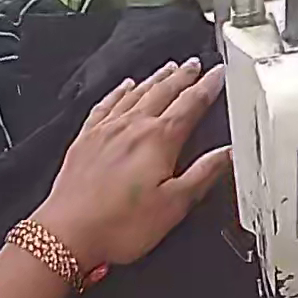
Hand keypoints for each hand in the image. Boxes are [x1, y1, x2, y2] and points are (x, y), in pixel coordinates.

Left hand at [31, 57, 229, 270]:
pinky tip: (124, 86)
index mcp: (158, 141)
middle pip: (163, 92)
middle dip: (183, 77)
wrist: (68, 233)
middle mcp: (131, 127)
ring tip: (169, 69)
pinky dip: (119, 91)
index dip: (208, 87)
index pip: (190, 105)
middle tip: (195, 65)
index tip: (218, 74)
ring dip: (155, 79)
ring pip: (136, 93)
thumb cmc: (121, 225)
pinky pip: (106, 104)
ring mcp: (105, 130)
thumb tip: (228, 153)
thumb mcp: (174, 205)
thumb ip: (204, 174)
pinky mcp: (86, 139)